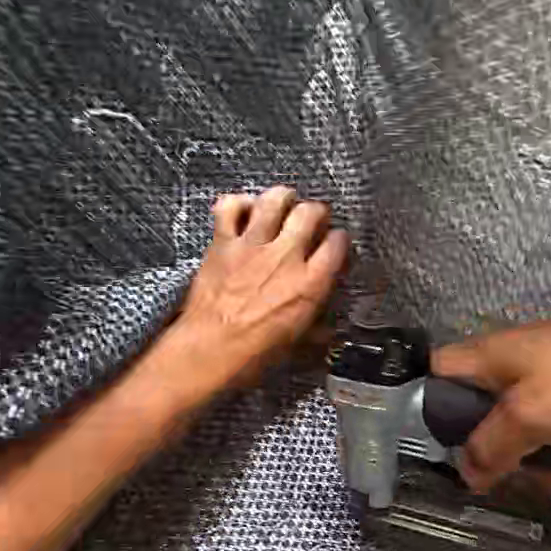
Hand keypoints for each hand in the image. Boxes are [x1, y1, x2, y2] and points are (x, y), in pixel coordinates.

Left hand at [164, 186, 348, 387]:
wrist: (210, 349)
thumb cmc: (255, 353)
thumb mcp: (299, 344)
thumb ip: (318, 329)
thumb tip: (328, 330)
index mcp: (310, 283)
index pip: (337, 244)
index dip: (340, 239)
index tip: (336, 243)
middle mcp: (285, 256)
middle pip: (310, 212)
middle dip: (317, 211)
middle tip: (314, 217)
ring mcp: (252, 245)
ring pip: (274, 200)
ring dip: (283, 197)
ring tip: (286, 200)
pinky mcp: (223, 243)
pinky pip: (230, 206)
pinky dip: (238, 202)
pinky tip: (244, 208)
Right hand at [431, 306, 550, 495]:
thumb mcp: (530, 415)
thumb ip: (489, 445)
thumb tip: (467, 472)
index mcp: (491, 356)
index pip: (436, 376)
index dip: (427, 412)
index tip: (442, 452)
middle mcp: (515, 364)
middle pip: (480, 414)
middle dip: (494, 456)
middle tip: (513, 486)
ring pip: (522, 431)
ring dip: (537, 468)